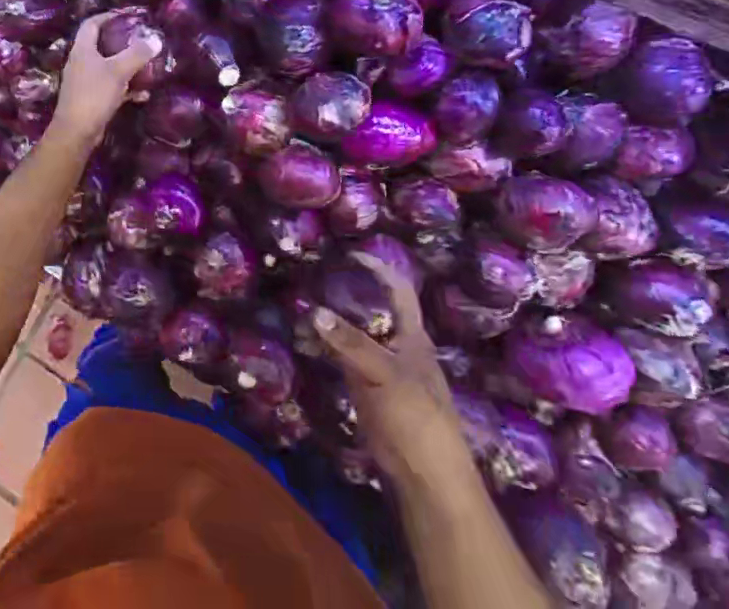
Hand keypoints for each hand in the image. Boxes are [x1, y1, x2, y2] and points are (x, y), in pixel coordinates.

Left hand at [51, 11, 158, 142]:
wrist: (76, 132)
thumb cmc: (94, 95)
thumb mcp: (118, 71)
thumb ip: (137, 54)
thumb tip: (155, 40)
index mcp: (82, 49)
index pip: (91, 24)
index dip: (108, 16)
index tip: (127, 16)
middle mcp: (81, 63)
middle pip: (101, 45)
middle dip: (122, 42)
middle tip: (141, 40)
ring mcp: (85, 82)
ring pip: (108, 67)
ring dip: (126, 66)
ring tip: (147, 65)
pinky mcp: (91, 99)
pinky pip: (112, 88)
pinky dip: (126, 88)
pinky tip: (143, 94)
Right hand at [313, 253, 473, 491]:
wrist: (424, 475)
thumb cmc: (415, 417)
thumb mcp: (382, 374)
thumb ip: (349, 342)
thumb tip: (313, 309)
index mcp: (413, 335)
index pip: (398, 289)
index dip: (379, 268)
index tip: (350, 253)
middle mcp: (398, 345)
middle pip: (374, 308)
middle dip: (348, 291)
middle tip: (315, 275)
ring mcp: (383, 367)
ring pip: (357, 332)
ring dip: (335, 318)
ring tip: (304, 300)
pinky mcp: (368, 388)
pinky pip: (345, 357)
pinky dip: (327, 345)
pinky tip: (307, 339)